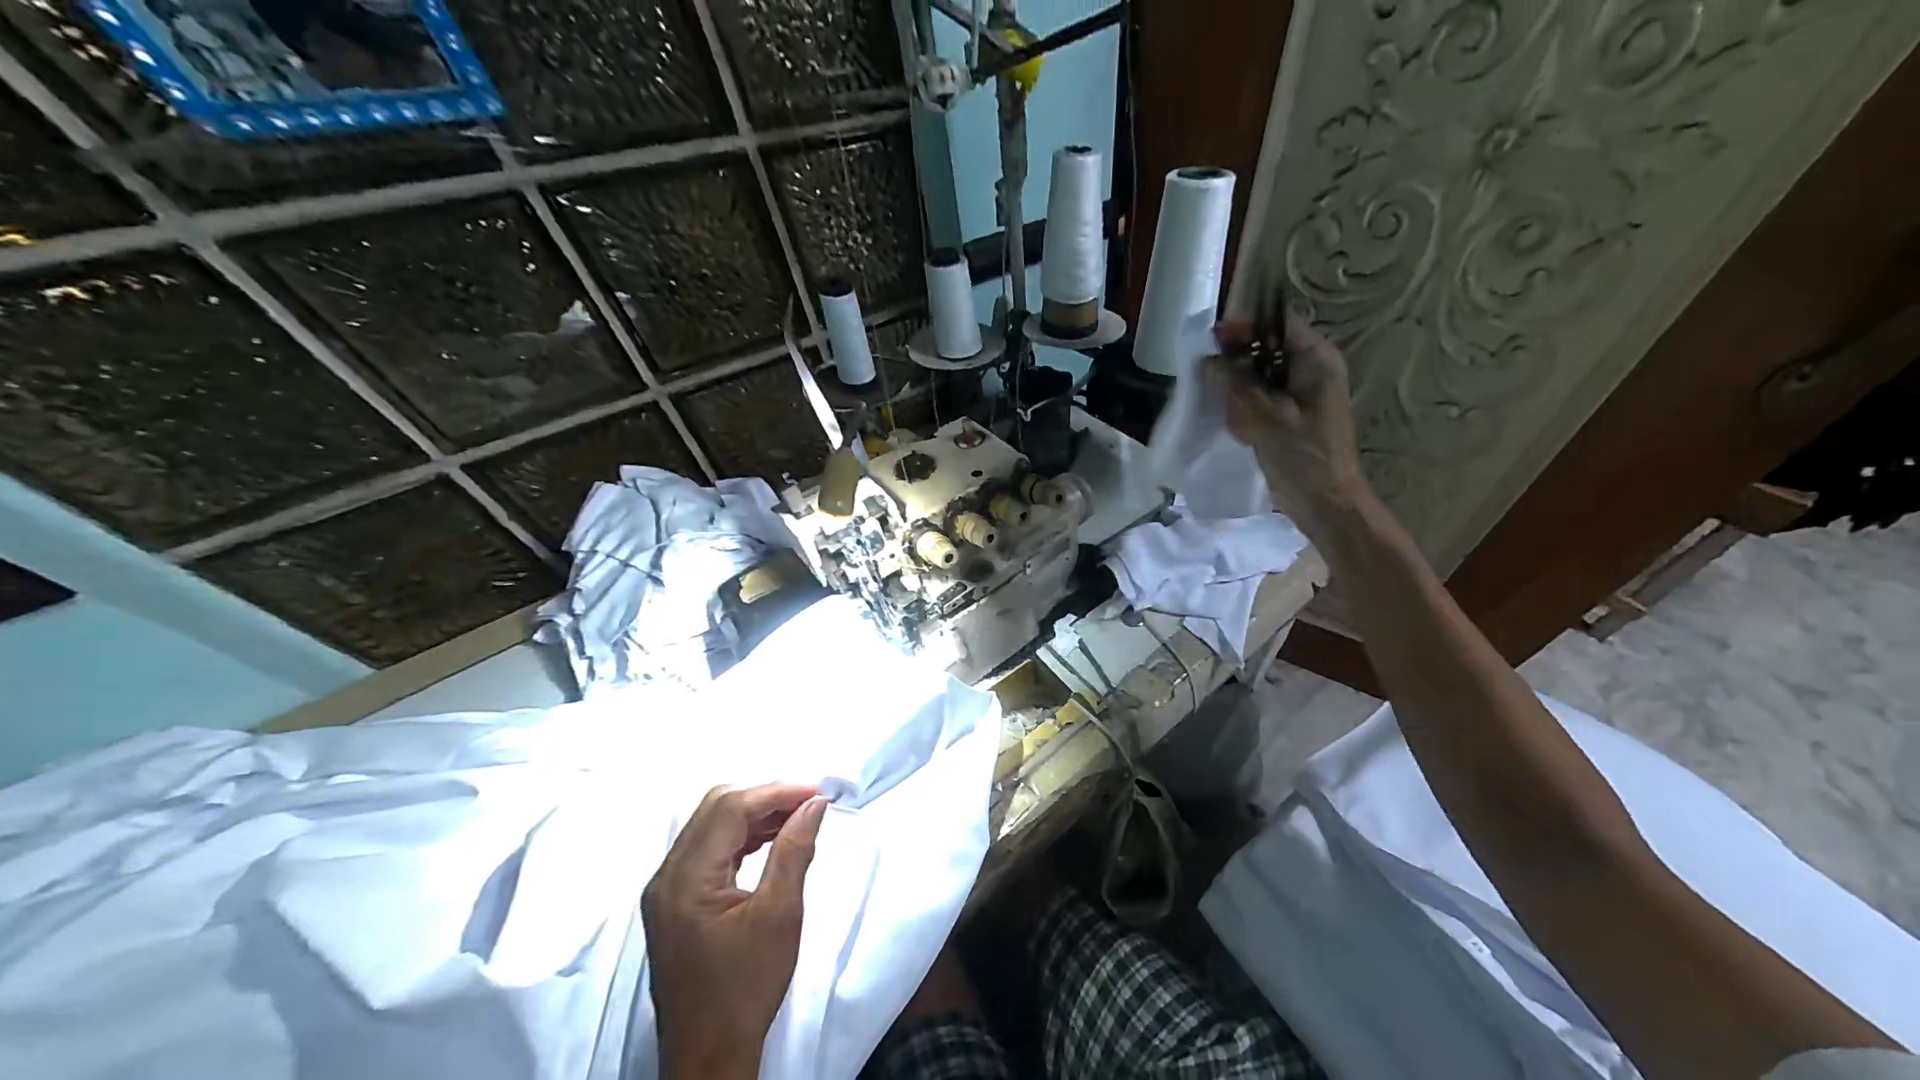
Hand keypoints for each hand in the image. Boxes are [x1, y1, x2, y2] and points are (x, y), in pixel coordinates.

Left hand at [643, 784, 827, 1079]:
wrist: (708, 1057)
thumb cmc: (746, 990)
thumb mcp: (779, 917)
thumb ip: (794, 851)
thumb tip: (815, 804)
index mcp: (685, 879)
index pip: (730, 809)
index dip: (776, 792)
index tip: (817, 794)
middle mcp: (666, 875)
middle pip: (715, 808)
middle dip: (764, 797)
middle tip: (808, 804)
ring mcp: (666, 888)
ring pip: (710, 825)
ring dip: (754, 814)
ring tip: (797, 818)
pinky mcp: (674, 901)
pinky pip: (708, 849)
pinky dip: (741, 837)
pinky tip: (771, 840)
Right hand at [1206, 313, 1368, 538]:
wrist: (1325, 501)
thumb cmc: (1303, 456)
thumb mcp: (1264, 416)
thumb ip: (1233, 383)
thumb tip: (1207, 359)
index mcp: (1316, 359)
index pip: (1280, 321)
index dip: (1246, 325)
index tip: (1213, 339)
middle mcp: (1313, 368)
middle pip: (1269, 345)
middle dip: (1237, 355)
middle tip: (1206, 370)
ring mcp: (1303, 392)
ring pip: (1262, 371)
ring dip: (1237, 380)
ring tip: (1215, 394)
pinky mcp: (1292, 414)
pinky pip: (1263, 394)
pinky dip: (1244, 399)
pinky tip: (1230, 414)